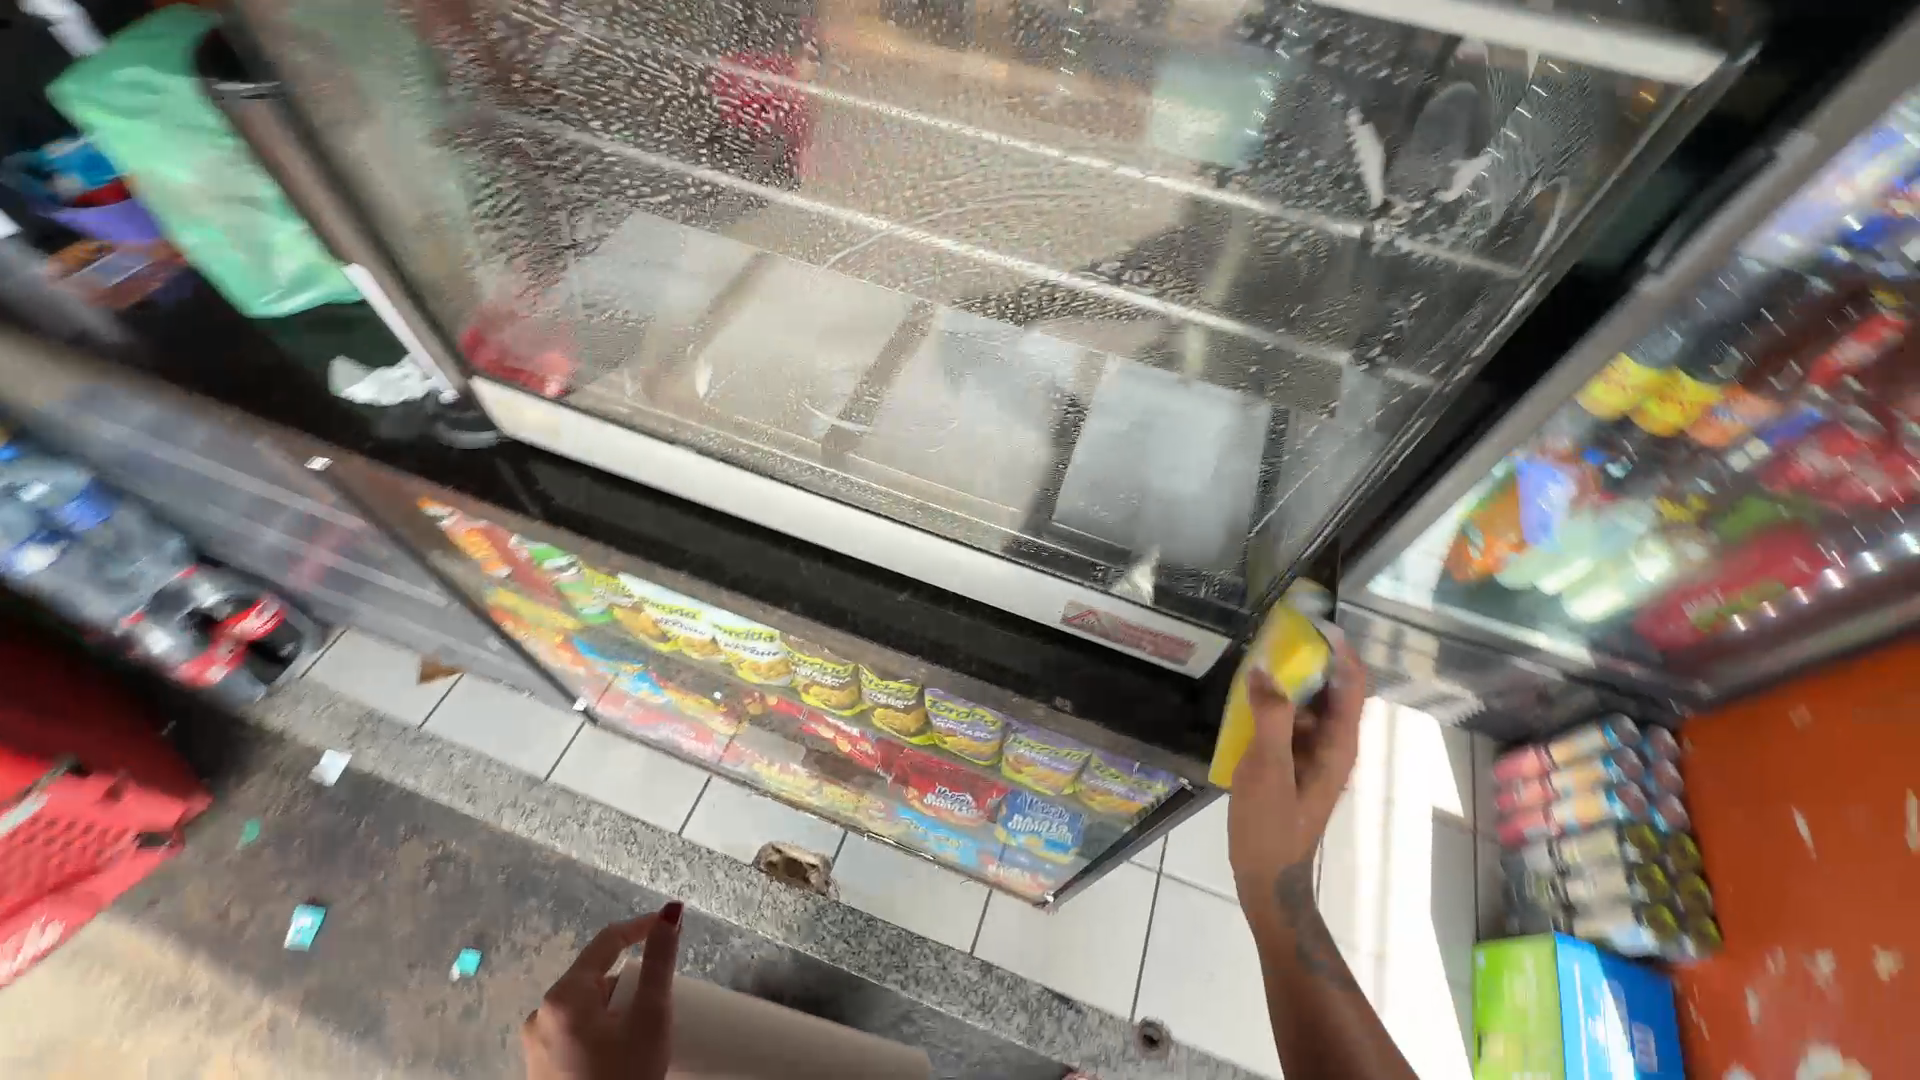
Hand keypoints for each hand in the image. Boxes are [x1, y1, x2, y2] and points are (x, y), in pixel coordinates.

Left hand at [522, 903, 682, 1079]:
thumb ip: (660, 960)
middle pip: (596, 977)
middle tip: (658, 1002)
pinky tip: (620, 1053)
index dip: (641, 927)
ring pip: (587, 1006)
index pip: (606, 942)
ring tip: (642, 1033)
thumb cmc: (625, 1078)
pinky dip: (602, 1030)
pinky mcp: (540, 1071)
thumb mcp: (650, 1017)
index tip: (671, 925)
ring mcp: (535, 1046)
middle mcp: (540, 1016)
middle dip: (629, 981)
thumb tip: (670, 912)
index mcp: (562, 997)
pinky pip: (576, 1031)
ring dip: (616, 1008)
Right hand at [1226, 642, 1365, 918]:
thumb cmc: (1270, 826)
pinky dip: (1276, 704)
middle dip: (1310, 658)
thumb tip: (1266, 670)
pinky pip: (1291, 723)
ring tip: (1258, 657)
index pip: (1353, 684)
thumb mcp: (1267, 769)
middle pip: (1333, 690)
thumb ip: (1270, 717)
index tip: (1312, 623)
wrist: (1267, 878)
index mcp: (1338, 746)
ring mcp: (1315, 757)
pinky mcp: (1296, 765)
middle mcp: (1334, 746)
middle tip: (1275, 634)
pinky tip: (1246, 699)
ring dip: (1290, 680)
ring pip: (1310, 706)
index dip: (1339, 650)